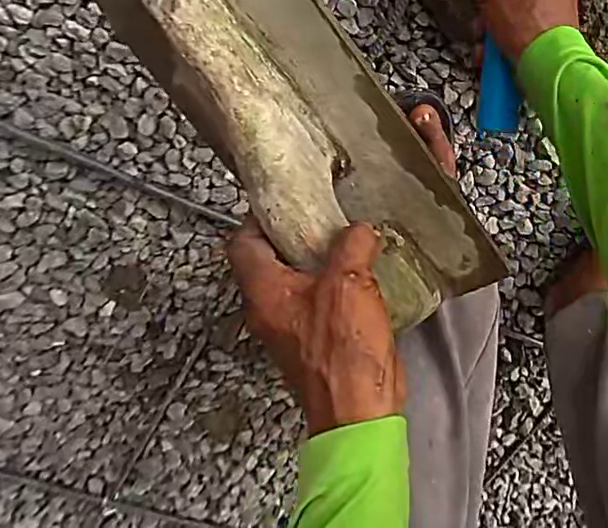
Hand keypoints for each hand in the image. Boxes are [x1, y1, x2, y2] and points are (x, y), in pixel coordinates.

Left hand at [226, 220, 404, 434]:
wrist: (359, 409)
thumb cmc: (343, 349)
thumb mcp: (349, 281)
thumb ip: (352, 244)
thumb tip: (360, 230)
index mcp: (265, 292)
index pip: (242, 243)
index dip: (262, 215)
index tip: (290, 197)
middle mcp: (271, 307)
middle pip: (273, 256)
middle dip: (300, 231)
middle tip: (328, 210)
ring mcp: (294, 323)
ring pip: (299, 274)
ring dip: (323, 254)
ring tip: (352, 233)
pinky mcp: (317, 335)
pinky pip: (321, 293)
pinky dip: (337, 276)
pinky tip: (365, 267)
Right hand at [470, 0, 579, 61]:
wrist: (548, 64)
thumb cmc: (525, 21)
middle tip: (485, 5)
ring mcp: (559, 8)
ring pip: (519, 7)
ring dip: (496, 22)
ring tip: (485, 37)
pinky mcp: (556, 32)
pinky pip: (526, 29)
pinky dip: (508, 39)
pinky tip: (492, 53)